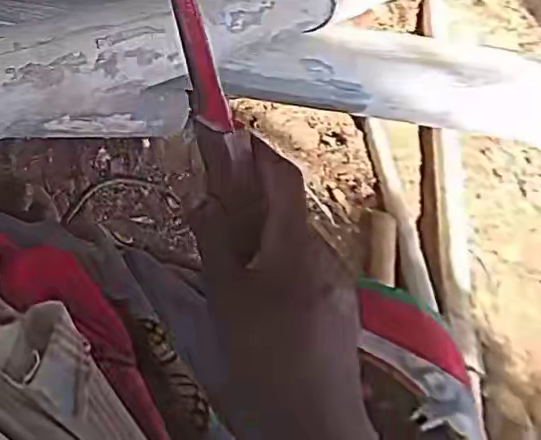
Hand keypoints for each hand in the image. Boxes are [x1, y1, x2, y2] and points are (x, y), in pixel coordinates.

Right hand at [190, 132, 373, 439]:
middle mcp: (325, 257)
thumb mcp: (225, 295)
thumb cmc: (264, 357)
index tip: (231, 131)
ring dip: (262, 228)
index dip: (258, 149)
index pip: (283, 179)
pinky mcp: (338, 307)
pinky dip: (276, 255)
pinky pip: (303, 263)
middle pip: (286, 207)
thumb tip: (202, 199)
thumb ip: (213, 238)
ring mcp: (337, 284)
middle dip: (251, 194)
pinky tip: (253, 281)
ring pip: (293, 238)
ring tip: (227, 246)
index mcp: (296, 248)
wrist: (315, 429)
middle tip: (214, 195)